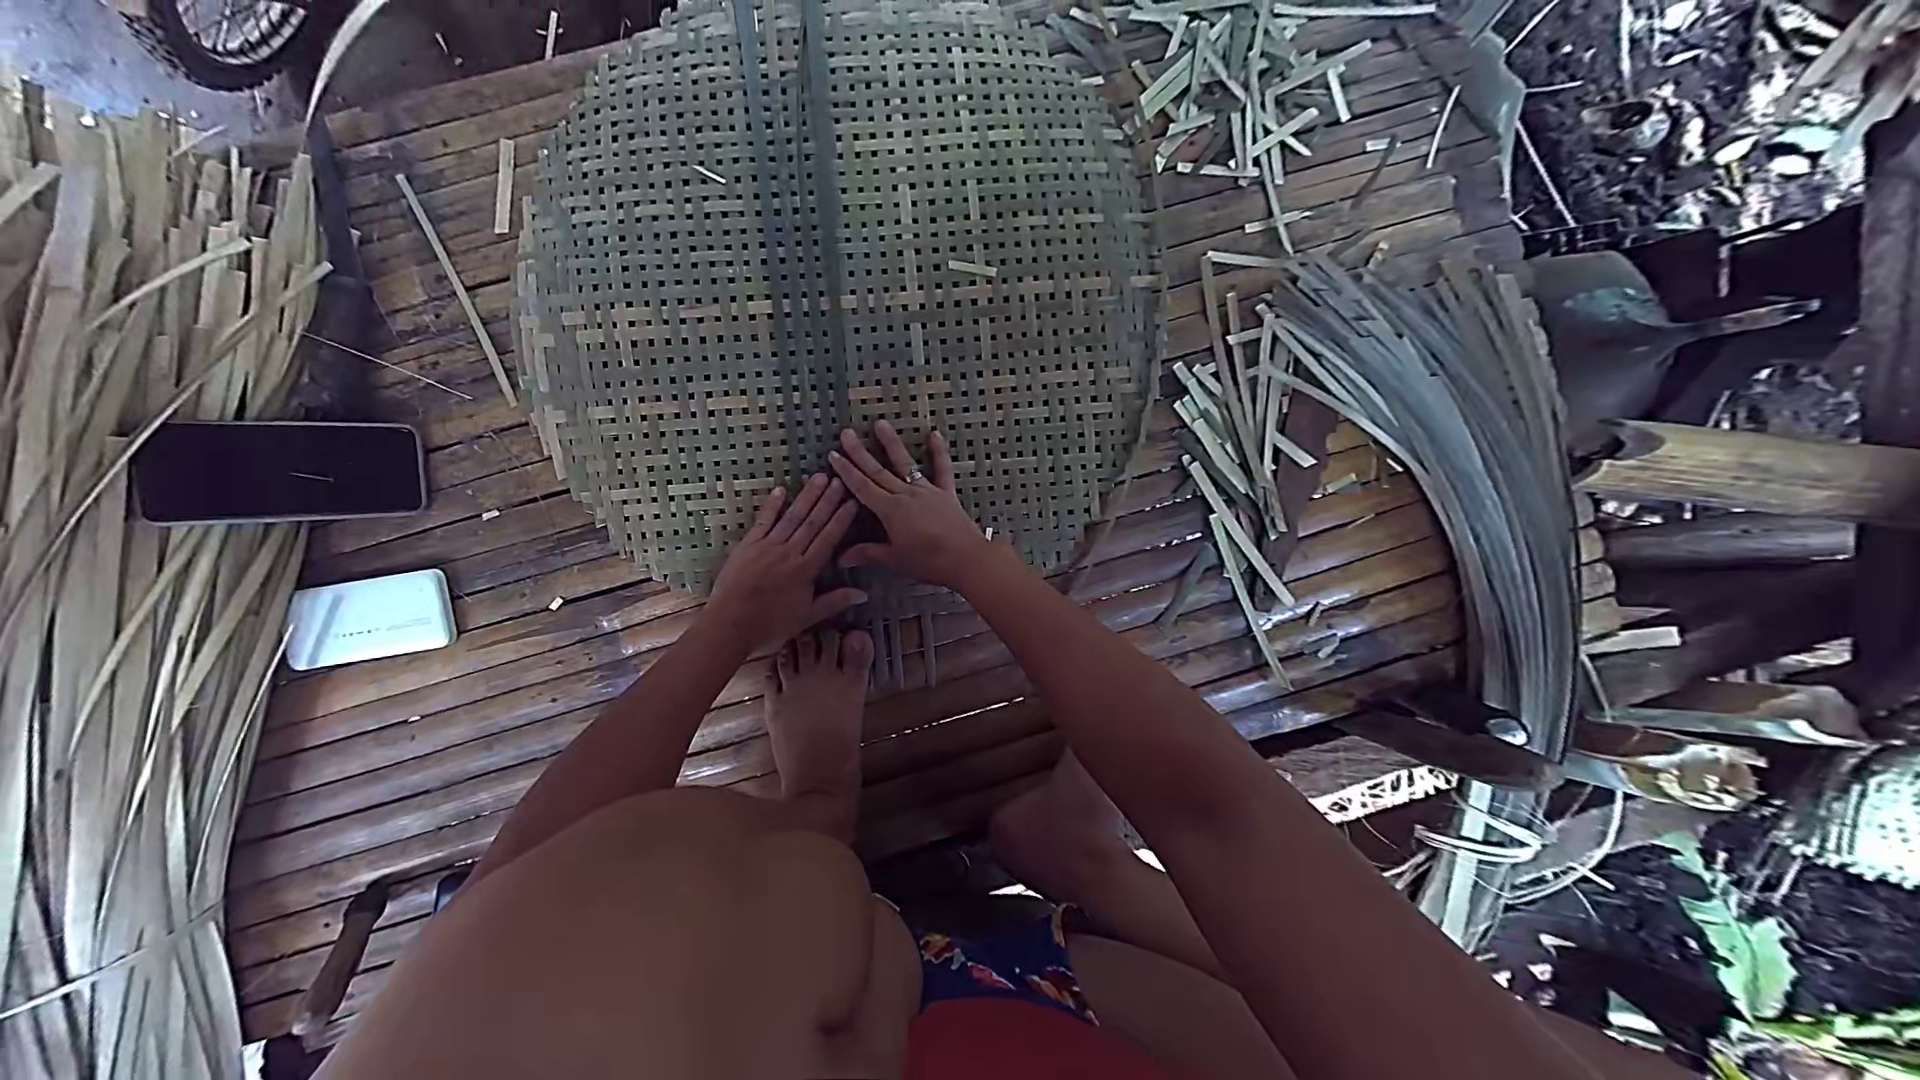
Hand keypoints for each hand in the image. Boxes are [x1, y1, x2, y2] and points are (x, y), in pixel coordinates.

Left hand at [707, 474, 865, 649]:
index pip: (829, 538)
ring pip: (792, 516)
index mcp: (806, 569)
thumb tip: (864, 594)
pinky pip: (763, 521)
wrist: (729, 625)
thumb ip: (835, 601)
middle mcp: (789, 552)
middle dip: (828, 500)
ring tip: (819, 478)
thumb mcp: (807, 616)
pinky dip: (773, 505)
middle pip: (812, 521)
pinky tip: (781, 490)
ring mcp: (767, 546)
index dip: (842, 519)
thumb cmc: (770, 625)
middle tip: (839, 480)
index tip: (853, 502)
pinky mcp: (748, 546)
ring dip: (807, 496)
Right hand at [827, 420, 996, 588]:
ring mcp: (927, 491)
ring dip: (891, 444)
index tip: (834, 455)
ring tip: (881, 424)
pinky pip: (942, 469)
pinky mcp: (946, 493)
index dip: (846, 471)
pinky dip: (938, 451)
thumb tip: (842, 558)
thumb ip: (869, 553)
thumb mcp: (895, 558)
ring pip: (904, 464)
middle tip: (847, 434)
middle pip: (878, 471)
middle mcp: (906, 495)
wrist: (966, 559)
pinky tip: (934, 434)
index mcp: (890, 511)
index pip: (862, 487)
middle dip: (860, 452)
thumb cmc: (929, 562)